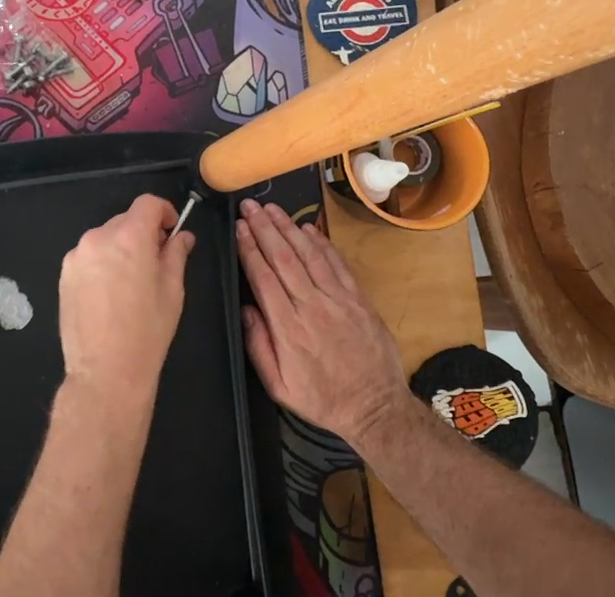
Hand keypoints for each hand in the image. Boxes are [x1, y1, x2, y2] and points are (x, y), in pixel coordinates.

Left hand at [58, 194, 194, 400]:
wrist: (106, 371)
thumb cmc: (147, 331)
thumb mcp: (172, 290)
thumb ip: (176, 254)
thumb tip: (181, 236)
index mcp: (129, 237)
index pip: (147, 203)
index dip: (163, 211)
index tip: (170, 229)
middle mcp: (99, 238)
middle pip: (125, 220)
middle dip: (142, 234)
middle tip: (156, 261)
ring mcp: (77, 256)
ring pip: (105, 239)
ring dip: (120, 249)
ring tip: (131, 283)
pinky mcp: (64, 274)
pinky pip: (88, 257)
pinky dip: (102, 264)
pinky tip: (109, 294)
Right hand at [237, 199, 412, 445]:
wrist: (375, 408)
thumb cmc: (322, 399)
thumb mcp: (279, 386)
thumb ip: (258, 345)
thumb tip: (245, 308)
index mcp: (288, 328)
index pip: (263, 276)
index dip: (249, 248)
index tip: (239, 227)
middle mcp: (312, 306)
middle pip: (283, 257)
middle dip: (264, 228)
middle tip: (250, 206)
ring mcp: (338, 300)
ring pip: (309, 254)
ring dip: (288, 228)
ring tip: (272, 209)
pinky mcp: (358, 299)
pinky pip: (336, 264)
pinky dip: (321, 243)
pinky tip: (307, 227)